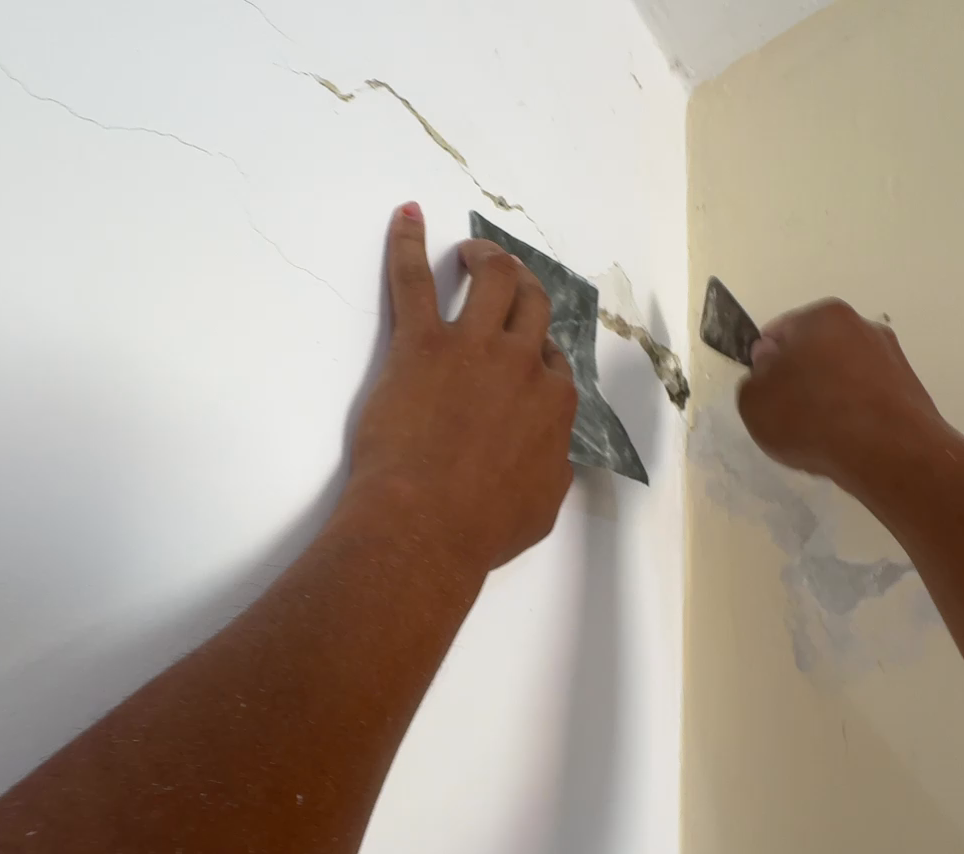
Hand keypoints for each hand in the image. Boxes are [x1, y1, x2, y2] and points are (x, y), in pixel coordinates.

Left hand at [340, 203, 577, 571]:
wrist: (425, 525)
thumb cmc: (483, 528)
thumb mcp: (543, 507)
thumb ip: (553, 468)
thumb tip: (553, 454)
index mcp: (555, 403)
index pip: (554, 361)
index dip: (538, 356)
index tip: (522, 361)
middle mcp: (523, 364)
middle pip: (533, 306)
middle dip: (525, 288)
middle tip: (506, 282)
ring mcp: (473, 348)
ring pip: (494, 280)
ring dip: (487, 258)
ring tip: (472, 253)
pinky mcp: (420, 345)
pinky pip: (413, 282)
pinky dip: (408, 245)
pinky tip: (408, 216)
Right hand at [736, 298, 952, 493]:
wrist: (886, 452)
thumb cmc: (810, 418)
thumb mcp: (753, 401)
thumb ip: (754, 378)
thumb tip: (771, 365)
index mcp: (821, 316)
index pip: (777, 333)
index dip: (763, 364)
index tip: (762, 392)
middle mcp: (860, 325)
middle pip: (812, 350)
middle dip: (798, 376)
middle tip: (785, 414)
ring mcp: (889, 355)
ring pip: (840, 373)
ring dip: (825, 395)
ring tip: (816, 431)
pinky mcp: (907, 386)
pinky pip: (863, 395)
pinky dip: (850, 411)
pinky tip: (842, 437)